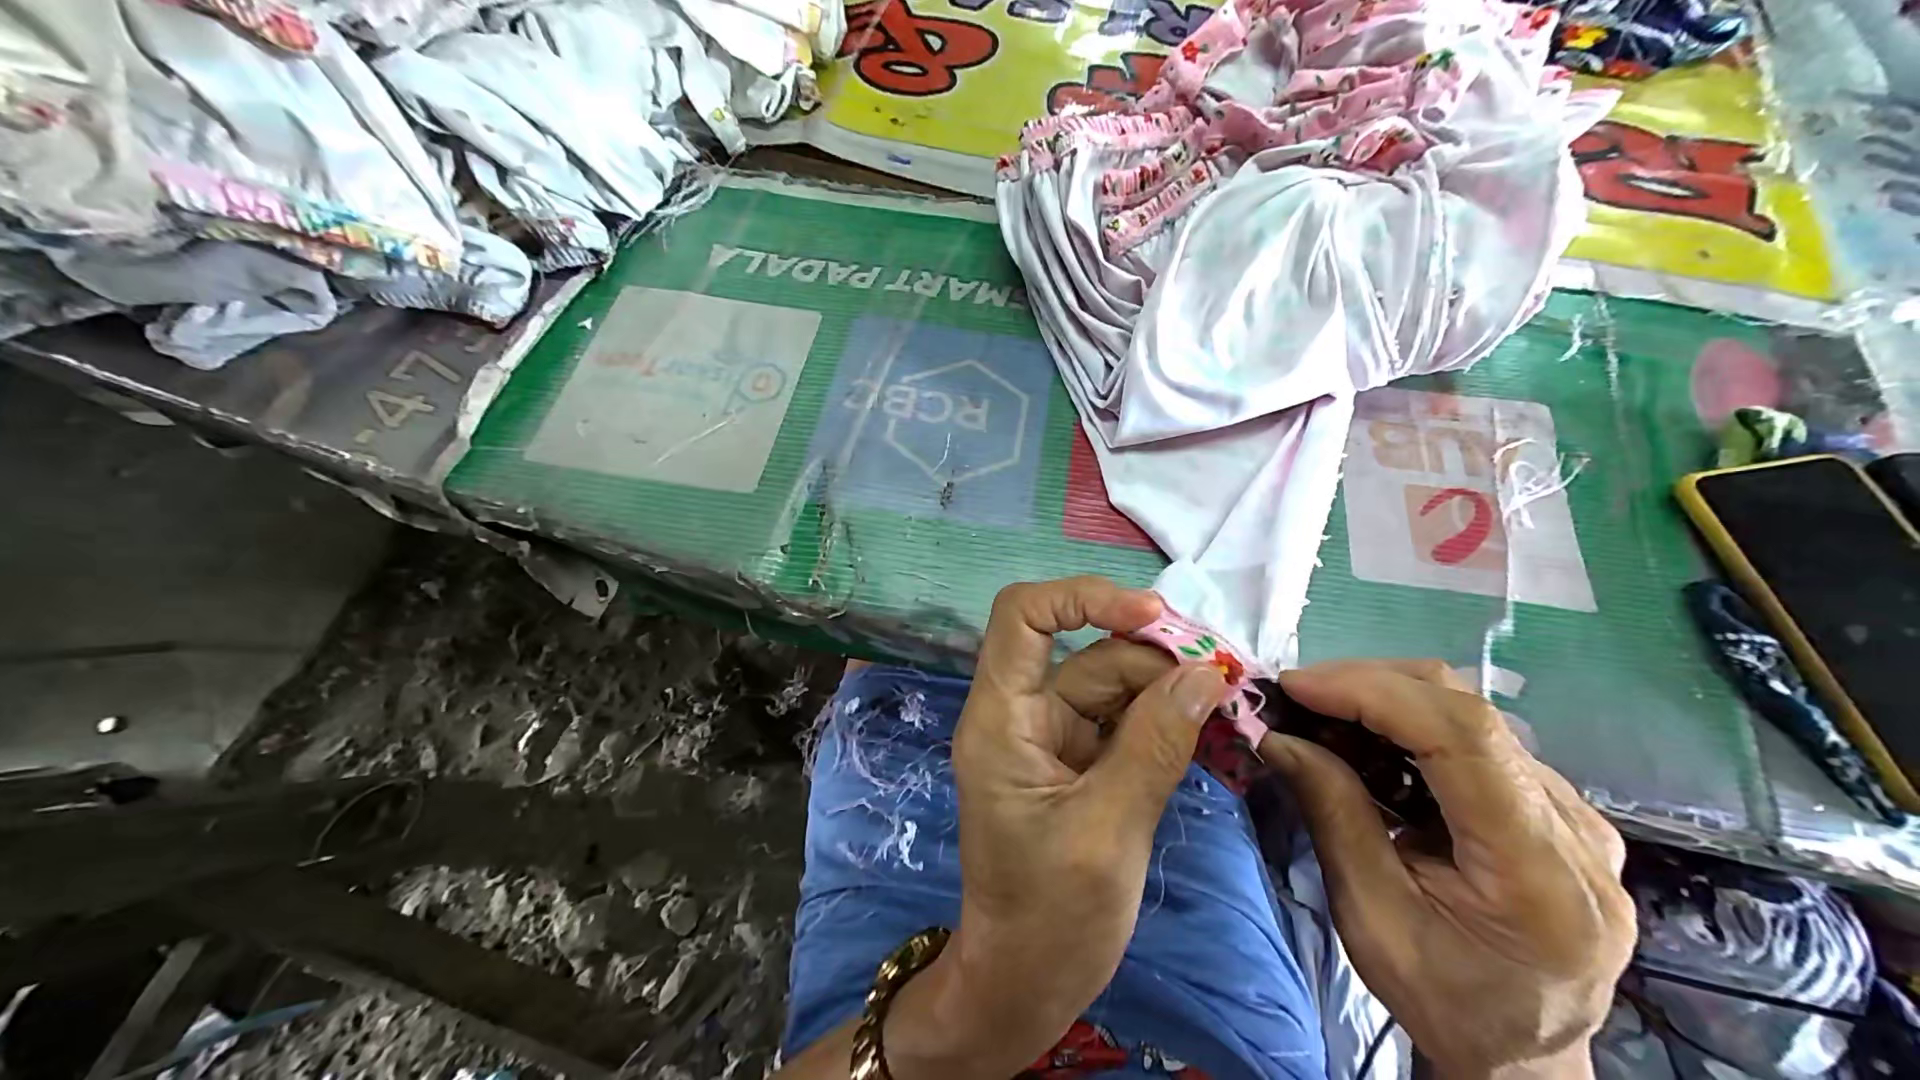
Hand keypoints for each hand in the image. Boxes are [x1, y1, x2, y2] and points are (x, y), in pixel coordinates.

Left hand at [890, 577, 1228, 1077]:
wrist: (1026, 983)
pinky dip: (1164, 720)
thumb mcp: (1110, 828)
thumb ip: (1156, 744)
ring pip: (1112, 684)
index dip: (1082, 597)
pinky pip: (1123, 720)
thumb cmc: (1050, 916)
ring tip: (1229, 706)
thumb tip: (1206, 675)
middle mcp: (1022, 715)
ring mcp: (1051, 737)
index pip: (1022, 616)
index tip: (1152, 616)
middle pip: (1087, 653)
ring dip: (1169, 689)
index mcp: (1001, 719)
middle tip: (1227, 678)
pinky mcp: (1077, 762)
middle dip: (1154, 659)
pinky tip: (1208, 730)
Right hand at [1258, 660, 1633, 1078]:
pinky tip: (1363, 739)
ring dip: (1382, 697)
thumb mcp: (1370, 916)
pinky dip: (1405, 721)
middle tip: (1294, 696)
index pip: (1463, 737)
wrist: (1523, 1054)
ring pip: (1468, 713)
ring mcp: (1573, 812)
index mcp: (1538, 871)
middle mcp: (1573, 827)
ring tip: (1319, 713)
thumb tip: (1277, 736)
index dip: (1373, 692)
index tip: (1294, 685)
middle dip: (1367, 684)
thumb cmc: (1443, 999)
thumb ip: (1332, 814)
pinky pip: (1473, 737)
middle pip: (1466, 710)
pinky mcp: (1554, 806)